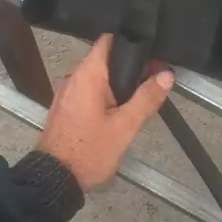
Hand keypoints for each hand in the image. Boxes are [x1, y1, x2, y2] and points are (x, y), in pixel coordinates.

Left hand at [37, 34, 174, 190]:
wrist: (54, 181)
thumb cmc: (89, 151)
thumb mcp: (124, 127)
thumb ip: (146, 98)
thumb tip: (167, 75)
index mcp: (87, 74)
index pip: (109, 40)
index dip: (131, 40)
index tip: (153, 49)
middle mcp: (74, 78)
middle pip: (105, 59)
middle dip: (131, 65)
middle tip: (157, 74)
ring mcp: (67, 93)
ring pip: (98, 77)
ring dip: (119, 81)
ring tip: (145, 91)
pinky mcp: (65, 108)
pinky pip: (89, 91)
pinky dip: (106, 93)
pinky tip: (122, 107)